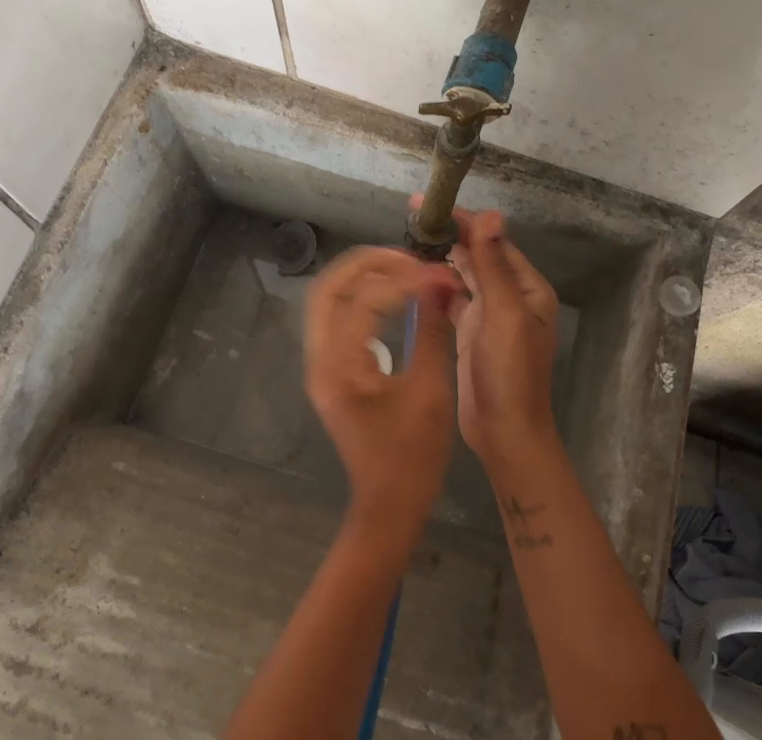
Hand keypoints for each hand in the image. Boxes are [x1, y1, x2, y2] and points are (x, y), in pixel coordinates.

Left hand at [304, 247, 459, 534]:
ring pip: (329, 301)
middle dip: (368, 264)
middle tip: (410, 257)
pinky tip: (395, 297)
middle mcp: (320, 360)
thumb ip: (433, 331)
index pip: (364, 300)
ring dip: (363, 278)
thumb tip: (441, 283)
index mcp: (340, 366)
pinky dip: (363, 299)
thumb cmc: (413, 456)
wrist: (389, 505)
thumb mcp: (431, 391)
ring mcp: (321, 366)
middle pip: (328, 289)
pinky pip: (338, 320)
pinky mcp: (332, 372)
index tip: (440, 273)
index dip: (404, 279)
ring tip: (405, 270)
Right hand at [410, 198, 561, 463]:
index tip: (430, 204)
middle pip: (479, 256)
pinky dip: (438, 286)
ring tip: (409, 241)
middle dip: (450, 236)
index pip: (494, 243)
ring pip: (465, 277)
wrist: (505, 431)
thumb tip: (492, 214)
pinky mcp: (471, 335)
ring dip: (442, 259)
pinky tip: (416, 277)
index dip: (465, 221)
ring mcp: (491, 317)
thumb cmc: (510, 372)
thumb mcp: (504, 313)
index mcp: (527, 288)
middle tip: (411, 218)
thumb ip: (494, 265)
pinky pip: (454, 301)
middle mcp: (512, 297)